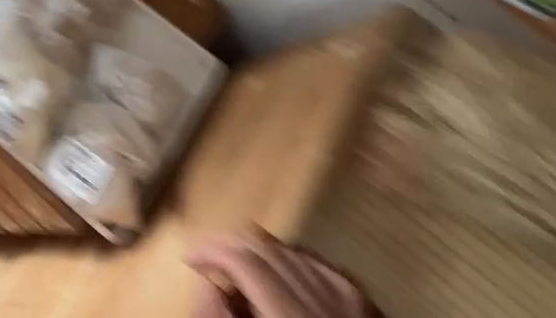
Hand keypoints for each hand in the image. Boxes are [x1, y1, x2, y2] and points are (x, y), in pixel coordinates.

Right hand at [186, 231, 371, 317]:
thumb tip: (208, 286)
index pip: (245, 261)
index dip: (210, 250)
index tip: (189, 259)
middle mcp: (325, 303)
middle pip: (268, 251)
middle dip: (230, 247)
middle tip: (207, 259)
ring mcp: (351, 303)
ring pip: (295, 253)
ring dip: (260, 252)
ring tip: (238, 266)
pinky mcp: (367, 308)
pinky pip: (324, 268)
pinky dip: (296, 261)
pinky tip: (282, 271)